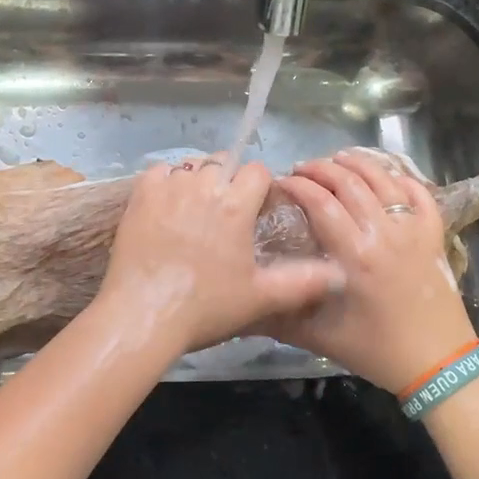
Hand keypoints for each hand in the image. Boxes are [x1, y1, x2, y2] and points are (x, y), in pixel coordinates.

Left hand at [97, 159, 343, 357]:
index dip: (260, 187)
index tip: (256, 210)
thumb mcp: (261, 298)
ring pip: (190, 166)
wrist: (144, 314)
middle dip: (229, 181)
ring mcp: (168, 187)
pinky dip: (166, 181)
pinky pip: (159, 172)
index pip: (256, 170)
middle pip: (223, 163)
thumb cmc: (206, 306)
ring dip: (197, 180)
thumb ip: (303, 282)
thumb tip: (338, 274)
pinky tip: (167, 205)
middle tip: (225, 215)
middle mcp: (203, 185)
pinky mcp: (140, 195)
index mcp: (235, 204)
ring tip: (195, 211)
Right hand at [269, 153, 476, 393]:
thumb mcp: (321, 338)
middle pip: (349, 182)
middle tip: (301, 169)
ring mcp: (413, 231)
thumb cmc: (376, 351)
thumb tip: (244, 309)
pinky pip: (420, 195)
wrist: (438, 366)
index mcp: (354, 255)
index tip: (281, 183)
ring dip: (357, 164)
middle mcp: (383, 234)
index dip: (297, 185)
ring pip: (383, 179)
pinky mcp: (434, 236)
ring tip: (337, 159)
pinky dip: (401, 179)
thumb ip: (280, 319)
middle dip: (320, 168)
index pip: (320, 202)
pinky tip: (385, 177)